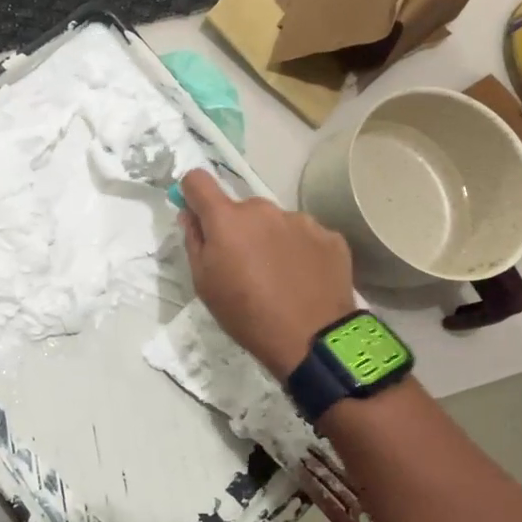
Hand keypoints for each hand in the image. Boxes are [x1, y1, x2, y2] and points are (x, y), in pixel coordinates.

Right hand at [178, 169, 356, 377]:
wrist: (312, 340)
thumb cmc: (246, 314)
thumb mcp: (204, 283)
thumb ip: (194, 241)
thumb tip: (190, 215)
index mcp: (227, 219)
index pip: (198, 181)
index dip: (192, 192)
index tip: (197, 212)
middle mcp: (264, 209)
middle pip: (242, 209)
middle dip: (239, 229)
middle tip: (245, 265)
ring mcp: (301, 220)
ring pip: (276, 222)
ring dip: (271, 239)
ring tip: (280, 277)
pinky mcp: (330, 236)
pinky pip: (305, 236)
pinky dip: (300, 251)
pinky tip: (304, 279)